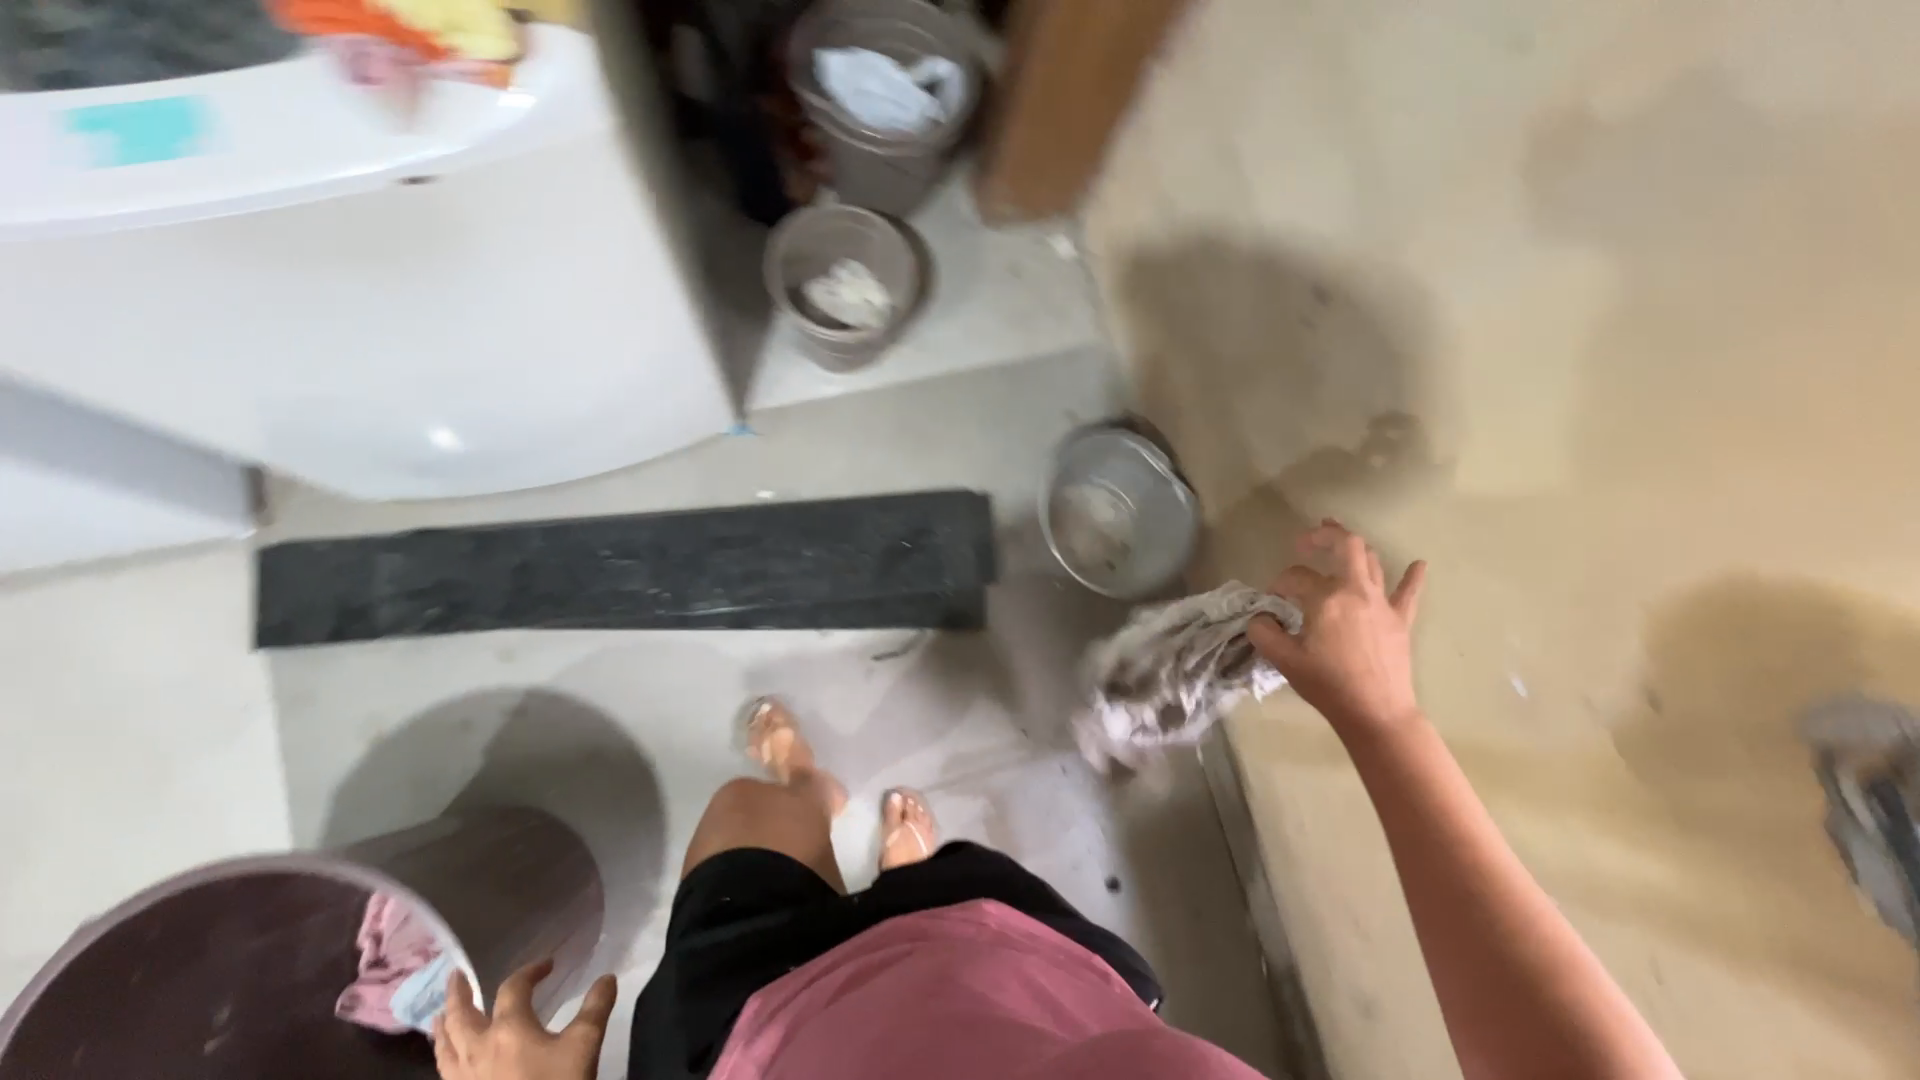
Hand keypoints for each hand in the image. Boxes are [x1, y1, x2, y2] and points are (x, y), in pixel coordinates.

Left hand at [434, 959, 617, 1079]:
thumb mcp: (584, 1045)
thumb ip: (596, 1007)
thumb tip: (607, 978)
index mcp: (509, 1028)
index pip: (513, 988)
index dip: (530, 971)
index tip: (548, 966)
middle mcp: (478, 1049)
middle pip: (460, 1015)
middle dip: (458, 993)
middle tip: (455, 976)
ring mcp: (463, 1078)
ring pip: (444, 1046)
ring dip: (443, 1026)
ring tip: (439, 1015)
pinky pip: (444, 1070)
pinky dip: (444, 1055)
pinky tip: (449, 1058)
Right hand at [1247, 520, 1426, 735]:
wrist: (1375, 712)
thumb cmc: (1327, 685)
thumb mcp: (1283, 659)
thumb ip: (1263, 632)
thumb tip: (1260, 618)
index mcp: (1325, 599)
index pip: (1295, 577)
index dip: (1278, 584)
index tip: (1271, 601)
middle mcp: (1356, 591)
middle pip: (1346, 546)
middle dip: (1324, 536)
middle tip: (1305, 541)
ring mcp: (1382, 604)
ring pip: (1372, 562)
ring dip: (1354, 548)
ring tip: (1340, 539)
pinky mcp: (1400, 620)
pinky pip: (1408, 593)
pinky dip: (1413, 576)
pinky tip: (1419, 564)